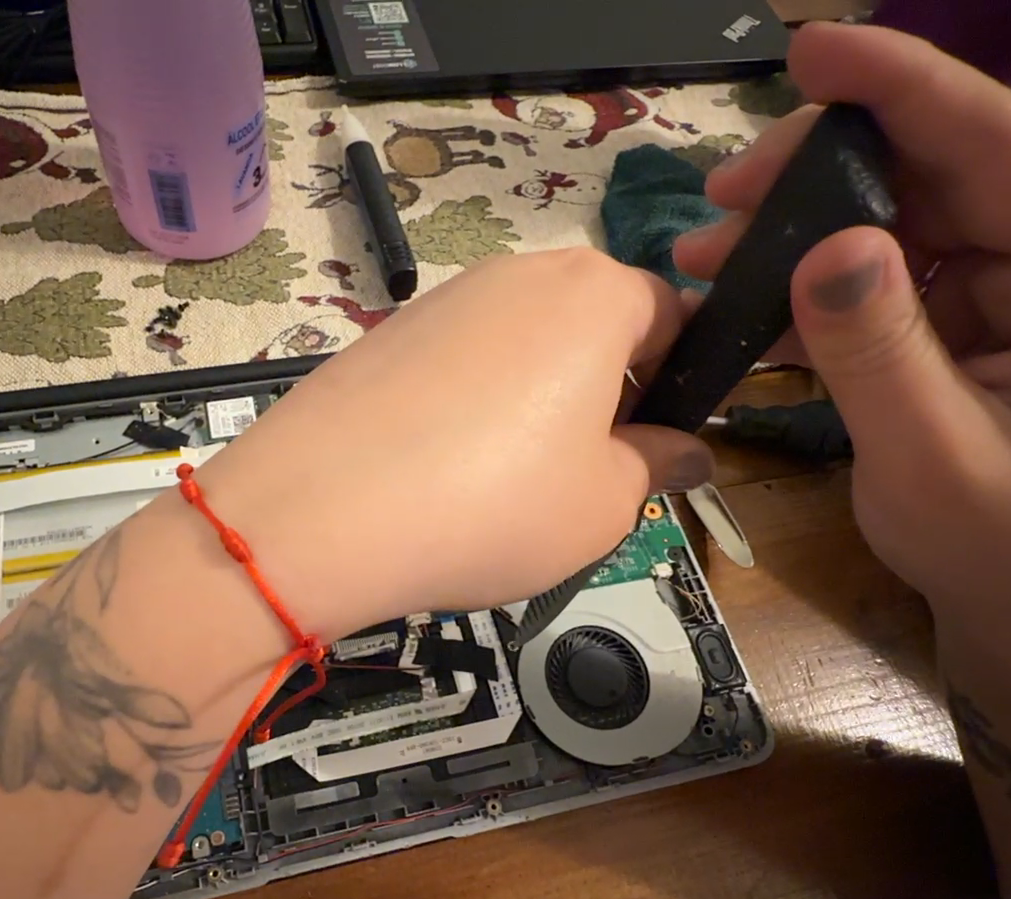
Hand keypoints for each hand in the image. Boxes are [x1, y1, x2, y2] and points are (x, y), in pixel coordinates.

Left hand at [187, 249, 714, 639]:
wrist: (323, 512)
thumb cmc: (496, 504)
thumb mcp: (606, 504)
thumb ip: (659, 465)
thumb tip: (687, 451)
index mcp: (595, 294)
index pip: (671, 316)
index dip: (677, 380)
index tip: (655, 443)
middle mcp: (519, 273)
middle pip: (590, 324)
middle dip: (602, 391)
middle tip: (579, 472)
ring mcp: (441, 298)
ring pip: (520, 344)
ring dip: (534, 400)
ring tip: (500, 479)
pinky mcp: (383, 333)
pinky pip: (456, 363)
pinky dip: (468, 405)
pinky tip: (440, 466)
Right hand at [675, 24, 1010, 633]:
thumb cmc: (1007, 549)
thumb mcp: (933, 460)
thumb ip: (879, 352)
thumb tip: (821, 246)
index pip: (1002, 146)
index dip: (902, 89)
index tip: (810, 49)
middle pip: (942, 171)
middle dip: (823, 176)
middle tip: (722, 199)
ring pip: (904, 219)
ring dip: (802, 232)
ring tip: (708, 251)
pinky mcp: (978, 317)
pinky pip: (889, 275)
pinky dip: (814, 285)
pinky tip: (747, 300)